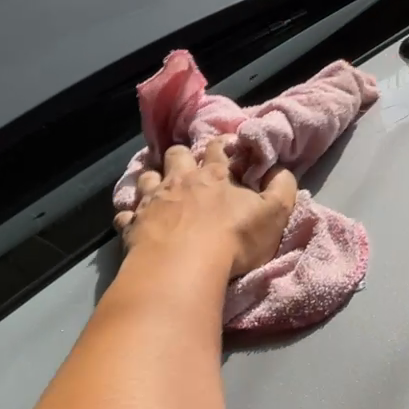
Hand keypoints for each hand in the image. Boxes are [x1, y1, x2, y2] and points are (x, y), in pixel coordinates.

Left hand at [114, 139, 297, 277]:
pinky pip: (126, 214)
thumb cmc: (235, 238)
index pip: (218, 148)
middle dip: (183, 156)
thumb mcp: (274, 214)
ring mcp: (153, 200)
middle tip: (189, 167)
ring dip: (153, 179)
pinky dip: (132, 215)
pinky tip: (138, 221)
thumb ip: (282, 189)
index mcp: (215, 176)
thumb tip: (282, 170)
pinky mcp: (134, 224)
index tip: (228, 145)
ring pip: (147, 177)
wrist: (185, 264)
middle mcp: (180, 180)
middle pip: (177, 155)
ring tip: (160, 188)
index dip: (223, 144)